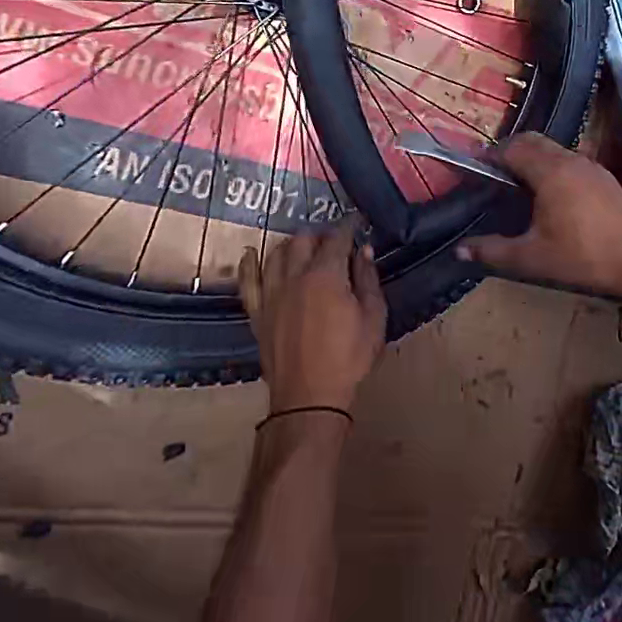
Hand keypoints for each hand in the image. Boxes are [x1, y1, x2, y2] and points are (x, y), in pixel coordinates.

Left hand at [237, 215, 386, 413]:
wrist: (309, 397)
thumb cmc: (348, 359)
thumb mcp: (373, 319)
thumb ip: (368, 280)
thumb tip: (364, 251)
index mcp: (326, 275)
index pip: (337, 238)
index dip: (348, 227)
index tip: (356, 223)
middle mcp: (295, 276)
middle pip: (304, 240)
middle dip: (321, 234)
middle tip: (334, 242)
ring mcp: (271, 293)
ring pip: (277, 253)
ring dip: (292, 245)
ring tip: (304, 248)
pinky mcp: (257, 311)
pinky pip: (248, 281)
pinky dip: (249, 264)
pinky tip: (251, 254)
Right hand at [455, 133, 621, 297]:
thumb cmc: (582, 257)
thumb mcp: (531, 258)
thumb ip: (492, 251)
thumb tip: (458, 250)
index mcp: (549, 172)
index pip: (511, 148)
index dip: (490, 156)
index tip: (476, 171)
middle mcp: (569, 160)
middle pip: (531, 140)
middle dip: (508, 151)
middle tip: (493, 175)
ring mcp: (590, 166)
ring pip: (551, 148)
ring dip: (530, 157)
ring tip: (517, 184)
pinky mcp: (603, 177)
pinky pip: (568, 159)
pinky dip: (550, 165)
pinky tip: (549, 194)